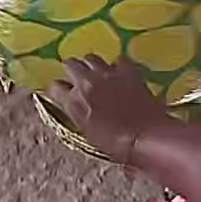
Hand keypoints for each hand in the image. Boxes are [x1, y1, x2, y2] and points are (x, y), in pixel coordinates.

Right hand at [45, 57, 176, 164]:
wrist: (145, 137)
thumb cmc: (115, 144)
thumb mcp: (87, 133)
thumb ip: (78, 114)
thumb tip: (76, 106)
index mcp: (73, 102)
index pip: (54, 87)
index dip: (57, 91)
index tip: (62, 94)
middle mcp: (86, 82)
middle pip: (70, 64)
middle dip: (72, 70)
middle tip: (77, 79)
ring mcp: (107, 74)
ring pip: (91, 57)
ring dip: (91, 64)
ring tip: (96, 73)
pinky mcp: (128, 71)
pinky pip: (118, 60)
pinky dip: (117, 66)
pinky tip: (120, 74)